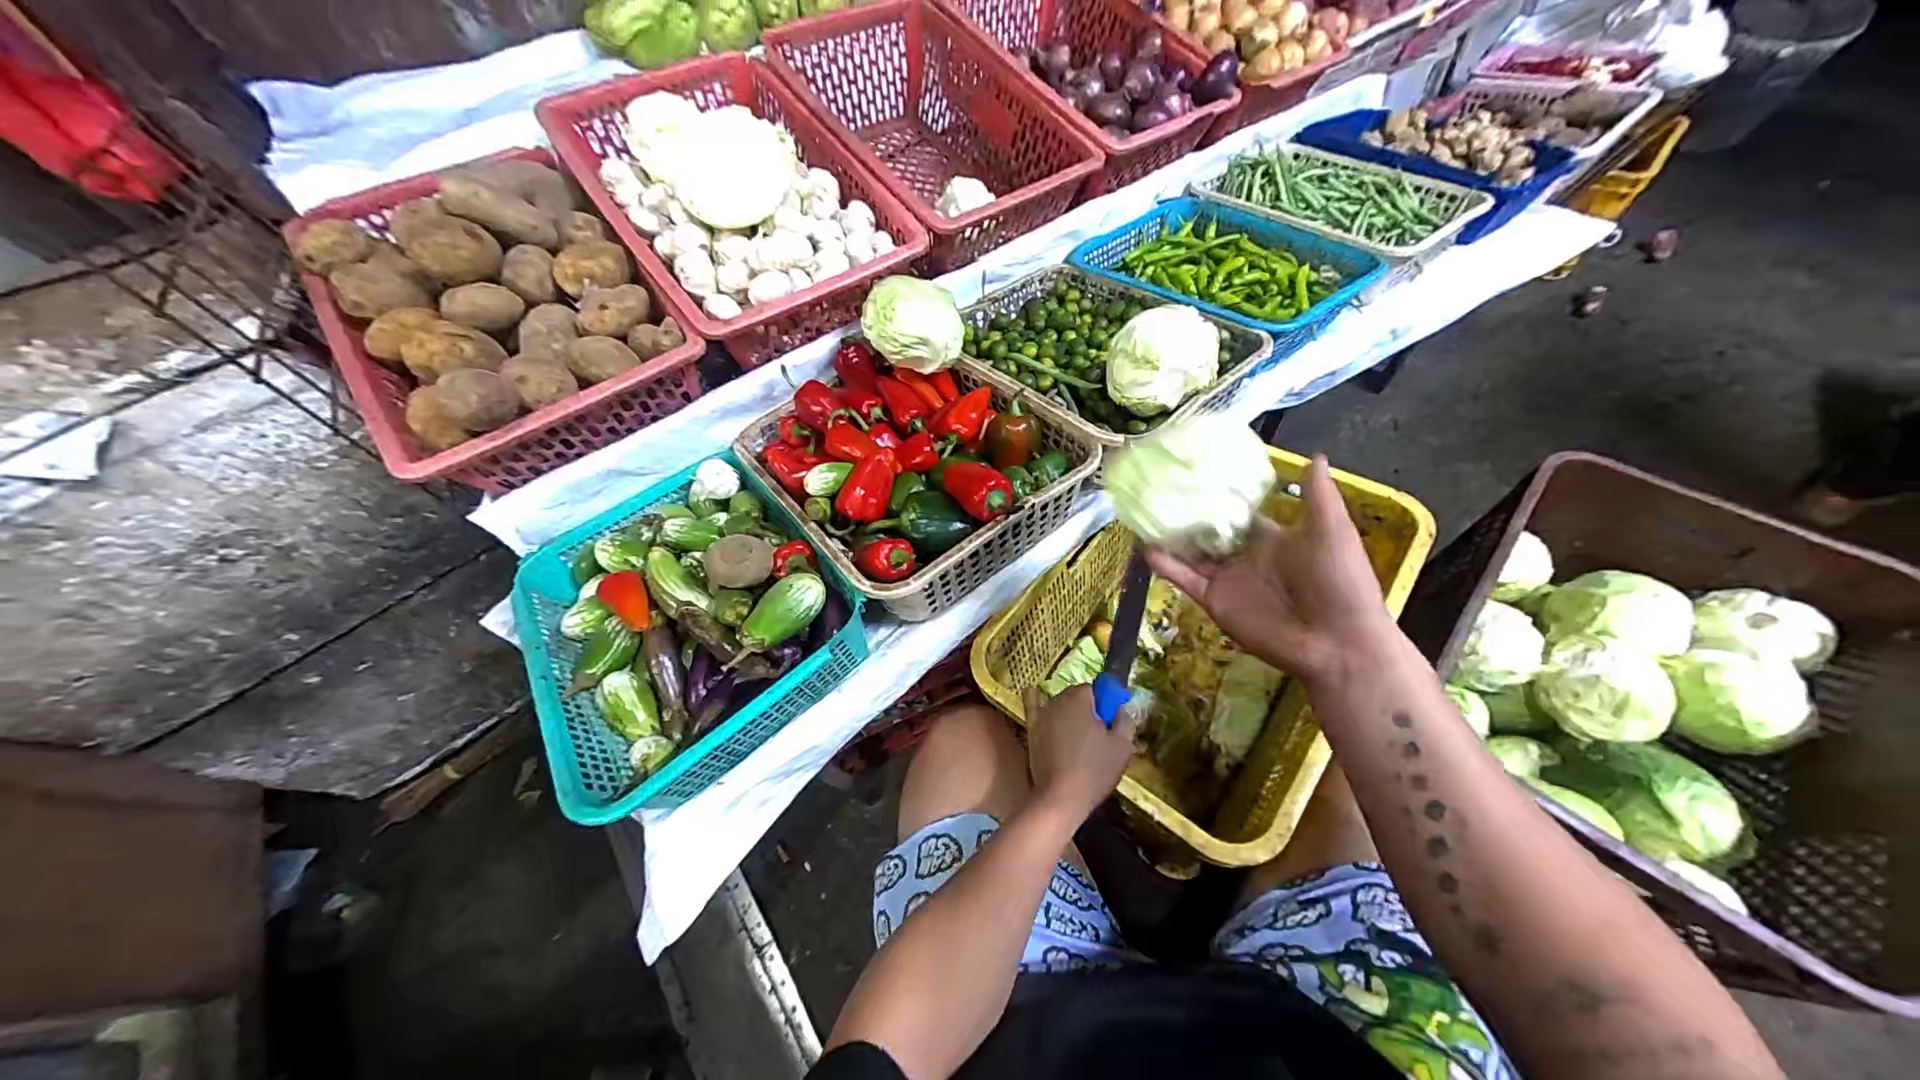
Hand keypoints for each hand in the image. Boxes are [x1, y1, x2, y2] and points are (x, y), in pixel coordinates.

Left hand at [1023, 684, 1138, 820]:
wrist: (1061, 797)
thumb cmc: (1095, 770)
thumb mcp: (1122, 747)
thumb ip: (1125, 721)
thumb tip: (1121, 708)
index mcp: (1080, 698)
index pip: (1095, 689)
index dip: (1104, 704)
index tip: (1110, 721)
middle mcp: (1057, 700)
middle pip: (1076, 696)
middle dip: (1087, 708)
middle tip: (1098, 734)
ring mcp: (1041, 714)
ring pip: (1059, 704)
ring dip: (1068, 712)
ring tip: (1078, 736)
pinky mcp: (1031, 729)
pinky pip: (1032, 707)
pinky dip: (1035, 700)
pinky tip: (1035, 694)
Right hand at [1147, 454, 1398, 687]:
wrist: (1336, 643)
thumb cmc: (1339, 581)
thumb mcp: (1332, 531)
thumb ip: (1317, 496)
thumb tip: (1315, 455)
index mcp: (1273, 539)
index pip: (1239, 514)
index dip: (1220, 497)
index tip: (1195, 475)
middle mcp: (1245, 557)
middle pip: (1209, 533)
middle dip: (1187, 516)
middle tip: (1159, 491)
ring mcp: (1228, 580)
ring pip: (1191, 554)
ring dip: (1170, 538)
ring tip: (1143, 516)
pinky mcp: (1214, 601)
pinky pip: (1186, 580)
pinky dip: (1167, 567)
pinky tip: (1147, 549)